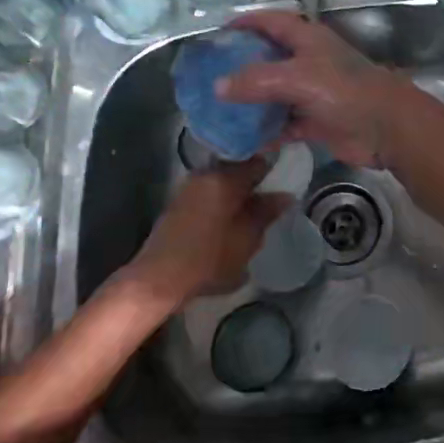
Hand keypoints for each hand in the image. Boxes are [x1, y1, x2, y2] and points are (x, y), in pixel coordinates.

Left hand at [126, 158, 291, 305]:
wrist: (158, 279)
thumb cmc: (209, 259)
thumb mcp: (247, 239)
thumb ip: (266, 213)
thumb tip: (285, 195)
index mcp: (225, 179)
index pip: (258, 163)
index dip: (273, 174)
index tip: (281, 190)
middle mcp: (205, 174)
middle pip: (238, 172)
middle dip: (254, 187)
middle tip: (267, 208)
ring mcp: (188, 187)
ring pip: (222, 184)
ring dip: (236, 197)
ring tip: (248, 219)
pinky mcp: (178, 203)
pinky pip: (208, 194)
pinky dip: (220, 204)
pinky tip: (226, 224)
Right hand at [217, 11, 412, 166]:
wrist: (387, 128)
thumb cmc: (344, 92)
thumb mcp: (297, 78)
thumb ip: (256, 80)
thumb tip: (218, 86)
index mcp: (307, 39)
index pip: (271, 22)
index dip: (245, 23)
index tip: (216, 34)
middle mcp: (309, 61)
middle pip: (269, 58)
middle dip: (241, 66)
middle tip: (208, 76)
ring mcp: (313, 92)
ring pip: (274, 93)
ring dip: (251, 102)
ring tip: (217, 110)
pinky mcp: (317, 121)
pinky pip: (284, 124)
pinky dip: (266, 131)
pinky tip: (242, 140)